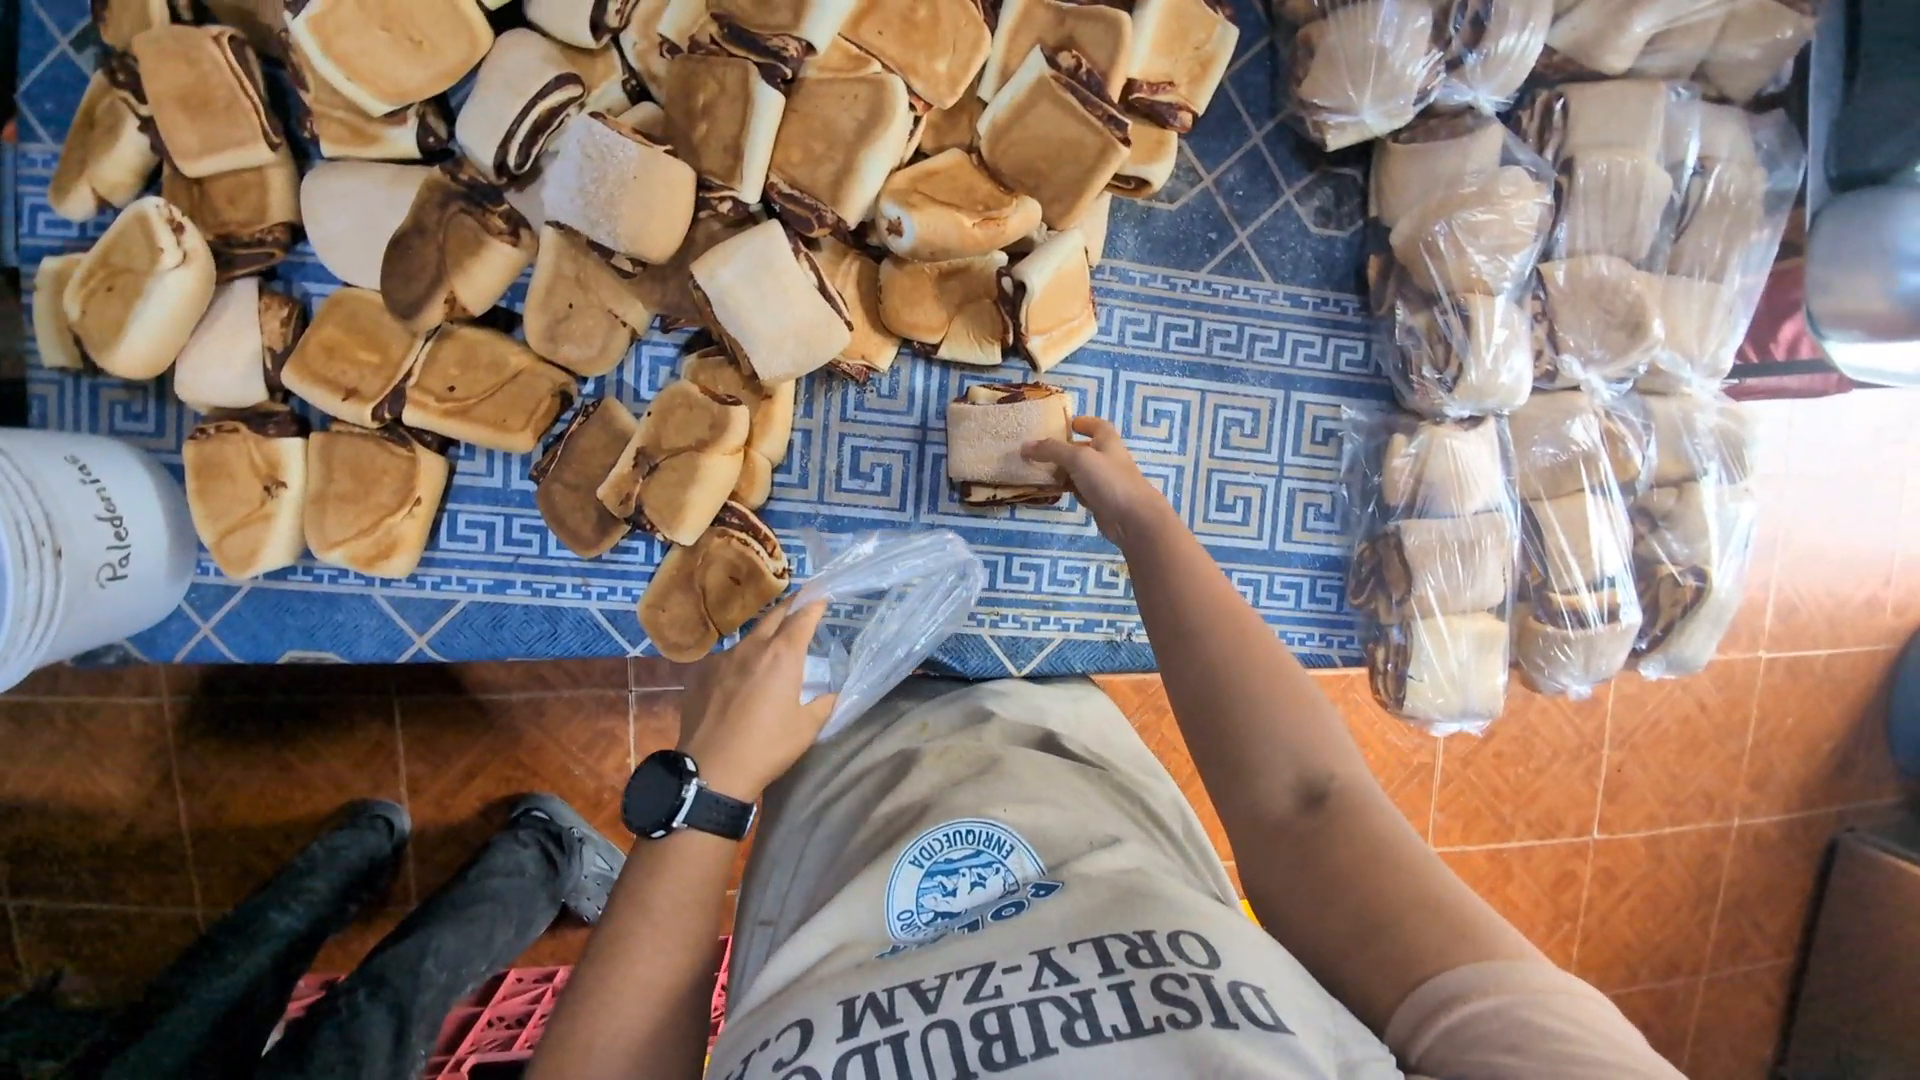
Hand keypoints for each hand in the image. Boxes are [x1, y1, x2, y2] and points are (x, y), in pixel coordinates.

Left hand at [678, 599, 835, 800]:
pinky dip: (741, 659)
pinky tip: (741, 674)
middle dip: (791, 607)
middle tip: (802, 606)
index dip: (815, 604)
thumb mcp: (807, 728)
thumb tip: (833, 693)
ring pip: (749, 636)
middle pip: (775, 615)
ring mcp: (723, 659)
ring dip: (765, 634)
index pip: (803, 617)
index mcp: (783, 655)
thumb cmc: (767, 748)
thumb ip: (824, 704)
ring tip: (774, 643)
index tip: (823, 597)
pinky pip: (727, 658)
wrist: (712, 772)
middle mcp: (753, 648)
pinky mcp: (701, 674)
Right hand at [1024, 416, 1174, 548]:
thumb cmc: (1109, 480)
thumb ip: (1052, 450)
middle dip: (1063, 449)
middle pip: (1083, 449)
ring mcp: (1104, 481)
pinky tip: (1050, 491)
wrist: (1133, 518)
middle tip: (1038, 450)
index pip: (1096, 425)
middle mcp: (1107, 458)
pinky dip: (1066, 489)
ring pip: (1079, 472)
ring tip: (1037, 470)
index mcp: (1107, 441)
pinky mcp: (1100, 500)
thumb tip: (1025, 446)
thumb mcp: (1078, 458)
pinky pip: (1079, 490)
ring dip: (1061, 471)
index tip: (1064, 424)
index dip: (1082, 422)